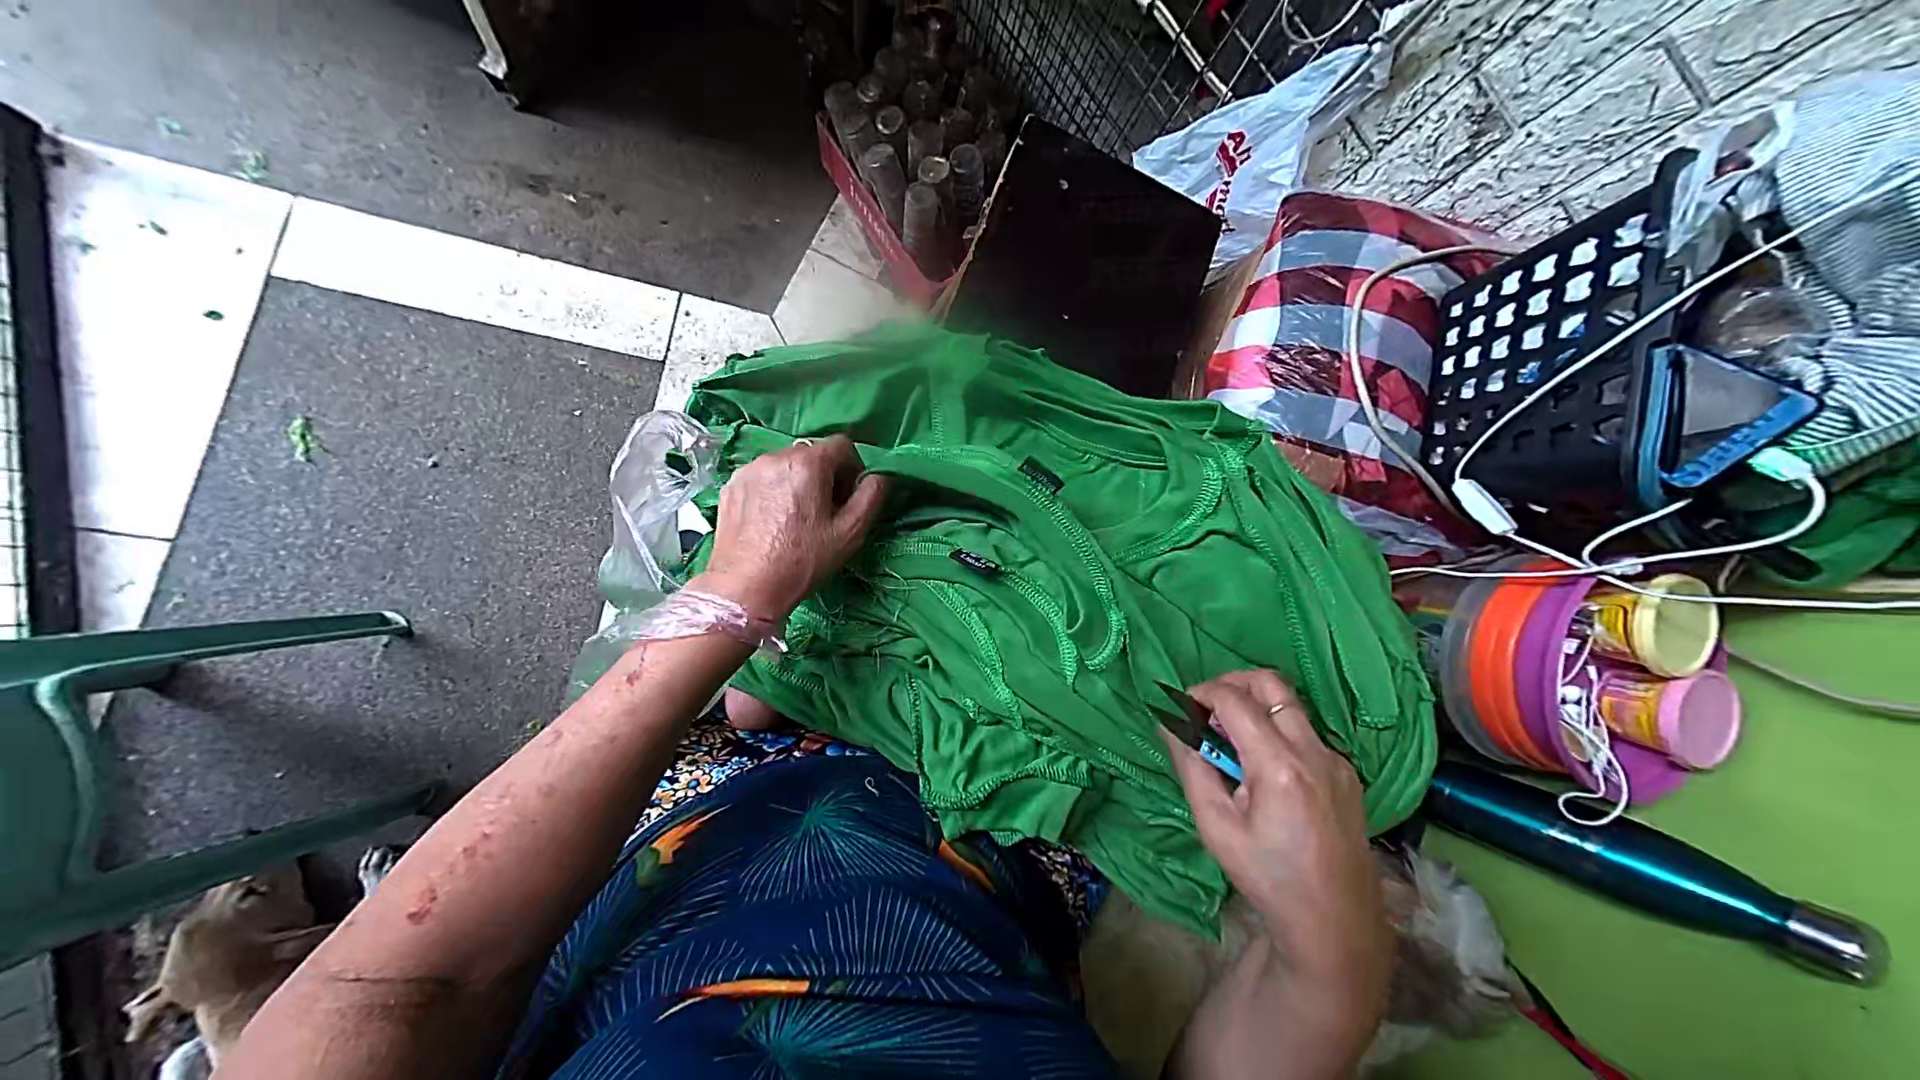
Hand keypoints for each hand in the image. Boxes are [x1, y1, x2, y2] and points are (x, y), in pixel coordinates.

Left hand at [696, 435, 889, 620]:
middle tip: (825, 513)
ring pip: (786, 466)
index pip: (842, 445)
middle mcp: (775, 457)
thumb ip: (872, 496)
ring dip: (798, 483)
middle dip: (825, 476)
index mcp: (807, 463)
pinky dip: (774, 492)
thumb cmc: (802, 561)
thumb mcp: (850, 532)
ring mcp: (748, 471)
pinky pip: (763, 479)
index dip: (853, 469)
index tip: (848, 498)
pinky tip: (773, 522)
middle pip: (812, 454)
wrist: (746, 588)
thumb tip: (880, 476)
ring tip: (797, 519)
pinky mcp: (730, 487)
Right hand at [1164, 671, 1389, 989]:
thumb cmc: (1266, 876)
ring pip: (1290, 705)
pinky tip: (1261, 769)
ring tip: (1230, 742)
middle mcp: (1314, 751)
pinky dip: (1275, 730)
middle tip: (1207, 708)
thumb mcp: (1216, 825)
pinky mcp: (1345, 773)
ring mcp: (1335, 760)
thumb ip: (1192, 766)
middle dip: (1232, 683)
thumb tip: (1169, 723)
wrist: (1336, 923)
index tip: (1181, 707)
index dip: (1200, 693)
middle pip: (1271, 682)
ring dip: (1254, 706)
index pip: (1234, 699)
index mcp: (1279, 766)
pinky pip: (1305, 732)